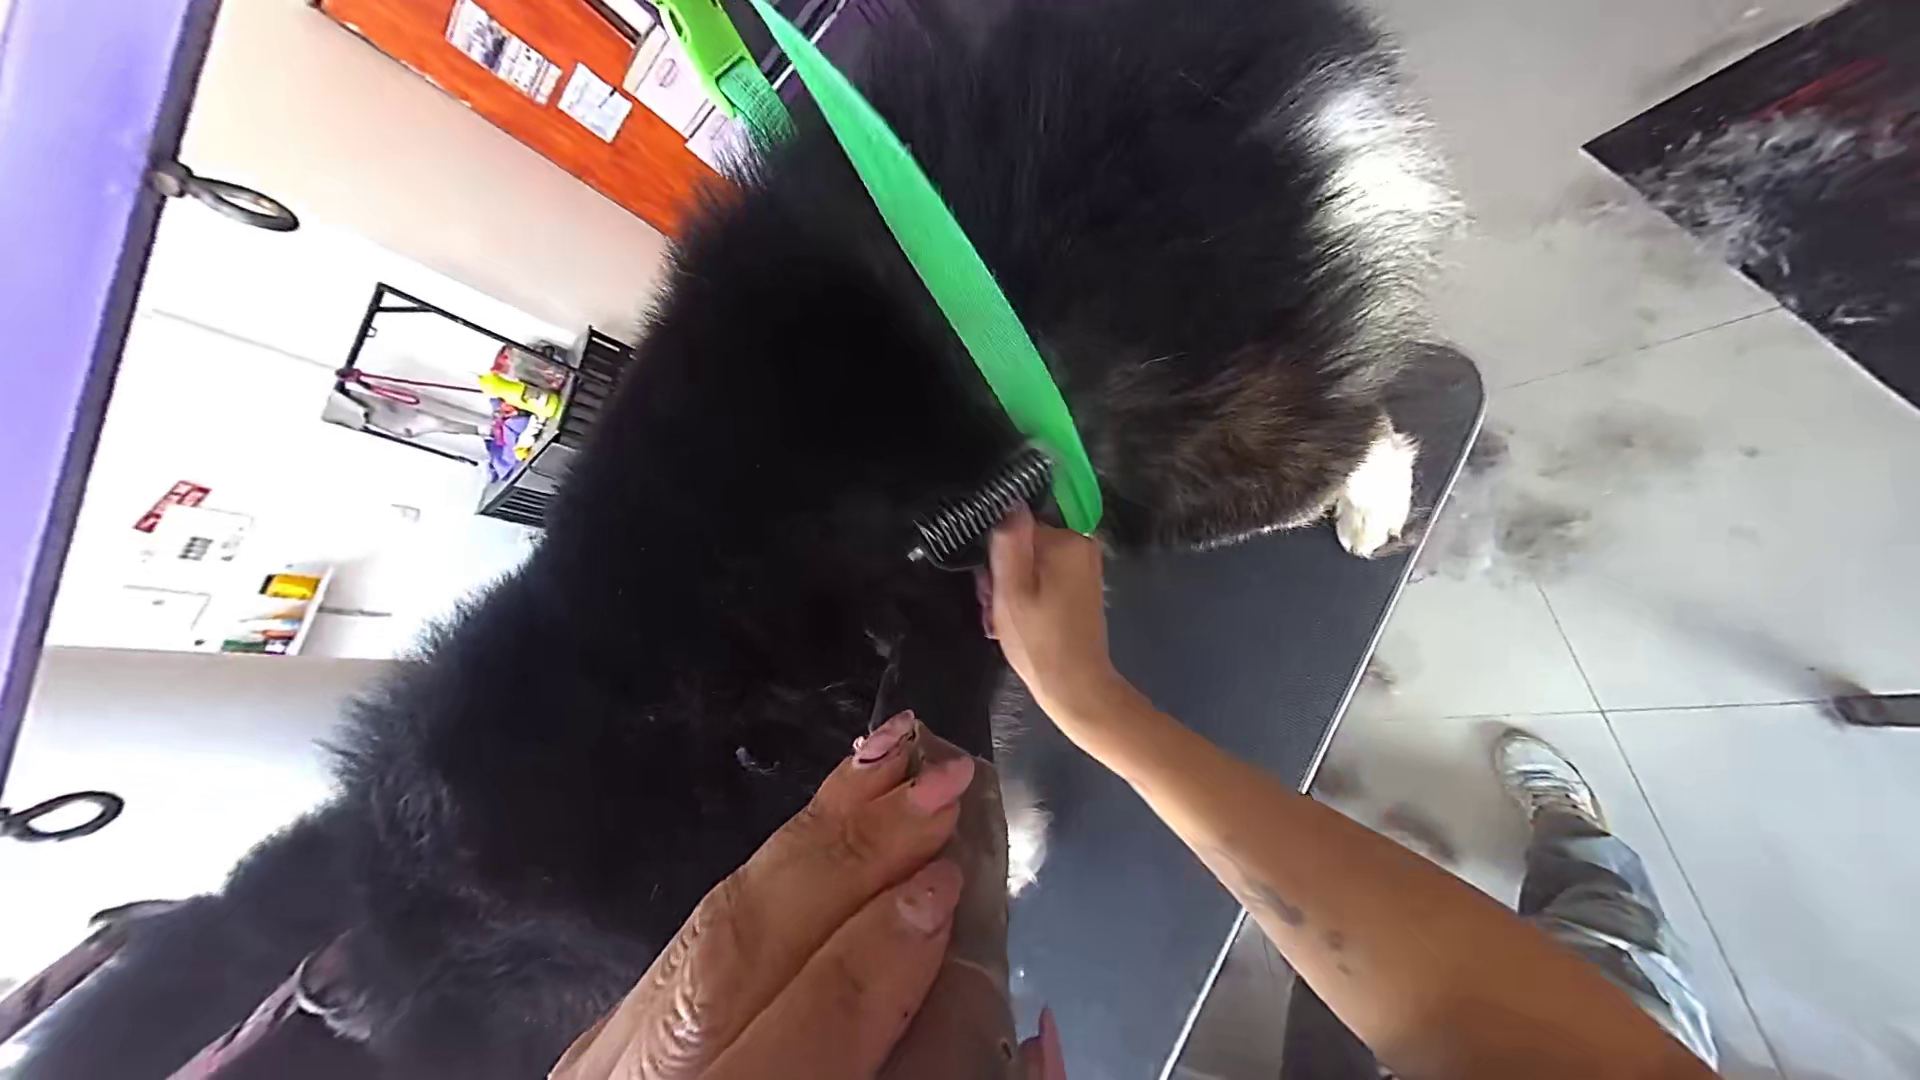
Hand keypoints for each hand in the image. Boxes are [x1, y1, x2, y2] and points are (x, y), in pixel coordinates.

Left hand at [551, 711, 973, 1078]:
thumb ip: (937, 1076)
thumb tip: (1030, 1029)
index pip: (798, 1040)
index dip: (875, 957)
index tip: (946, 882)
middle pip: (741, 951)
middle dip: (855, 851)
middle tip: (940, 781)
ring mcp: (605, 1051)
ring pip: (713, 915)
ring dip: (820, 824)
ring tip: (893, 752)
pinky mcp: (610, 1019)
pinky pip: (704, 910)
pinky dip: (783, 846)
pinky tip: (835, 800)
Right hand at [981, 505, 1120, 716]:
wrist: (1075, 686)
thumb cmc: (1039, 640)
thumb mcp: (1012, 589)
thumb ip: (1009, 541)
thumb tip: (1009, 502)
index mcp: (1066, 540)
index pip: (1014, 528)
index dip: (996, 556)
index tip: (991, 586)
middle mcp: (1081, 545)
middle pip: (1023, 545)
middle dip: (1004, 573)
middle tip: (995, 607)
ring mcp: (1084, 566)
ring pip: (1031, 564)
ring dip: (1012, 588)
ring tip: (1005, 619)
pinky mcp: (1082, 586)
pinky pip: (1044, 578)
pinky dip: (1028, 596)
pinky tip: (1019, 621)